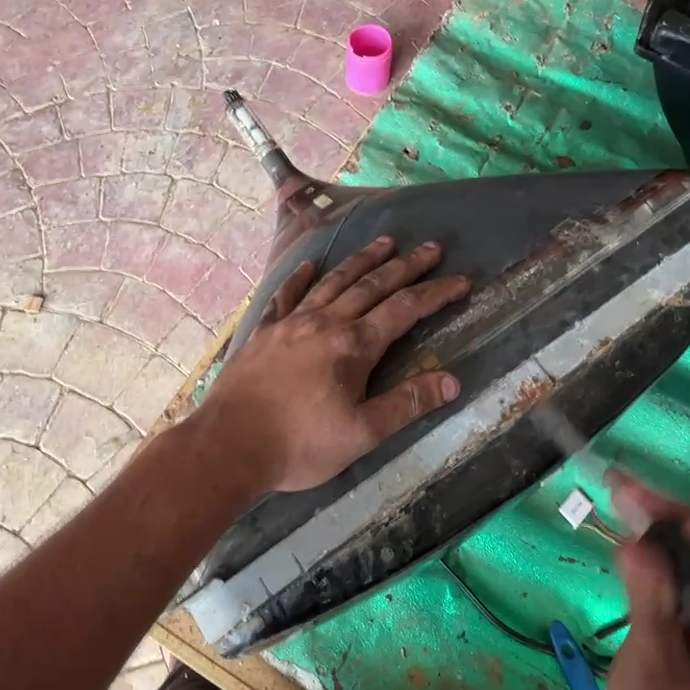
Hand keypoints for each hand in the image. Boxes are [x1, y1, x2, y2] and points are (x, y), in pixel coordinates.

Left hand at [190, 237, 472, 493]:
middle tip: (430, 248)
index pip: (405, 310)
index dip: (436, 293)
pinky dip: (301, 279)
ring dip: (362, 262)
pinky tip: (310, 266)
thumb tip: (451, 381)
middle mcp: (325, 323)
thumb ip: (406, 404)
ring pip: (334, 283)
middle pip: (373, 286)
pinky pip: (287, 296)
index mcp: (353, 346)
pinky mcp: (264, 333)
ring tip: (384, 243)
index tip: (462, 280)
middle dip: (405, 266)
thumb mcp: (362, 434)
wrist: (228, 445)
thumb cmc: (299, 445)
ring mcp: (291, 324)